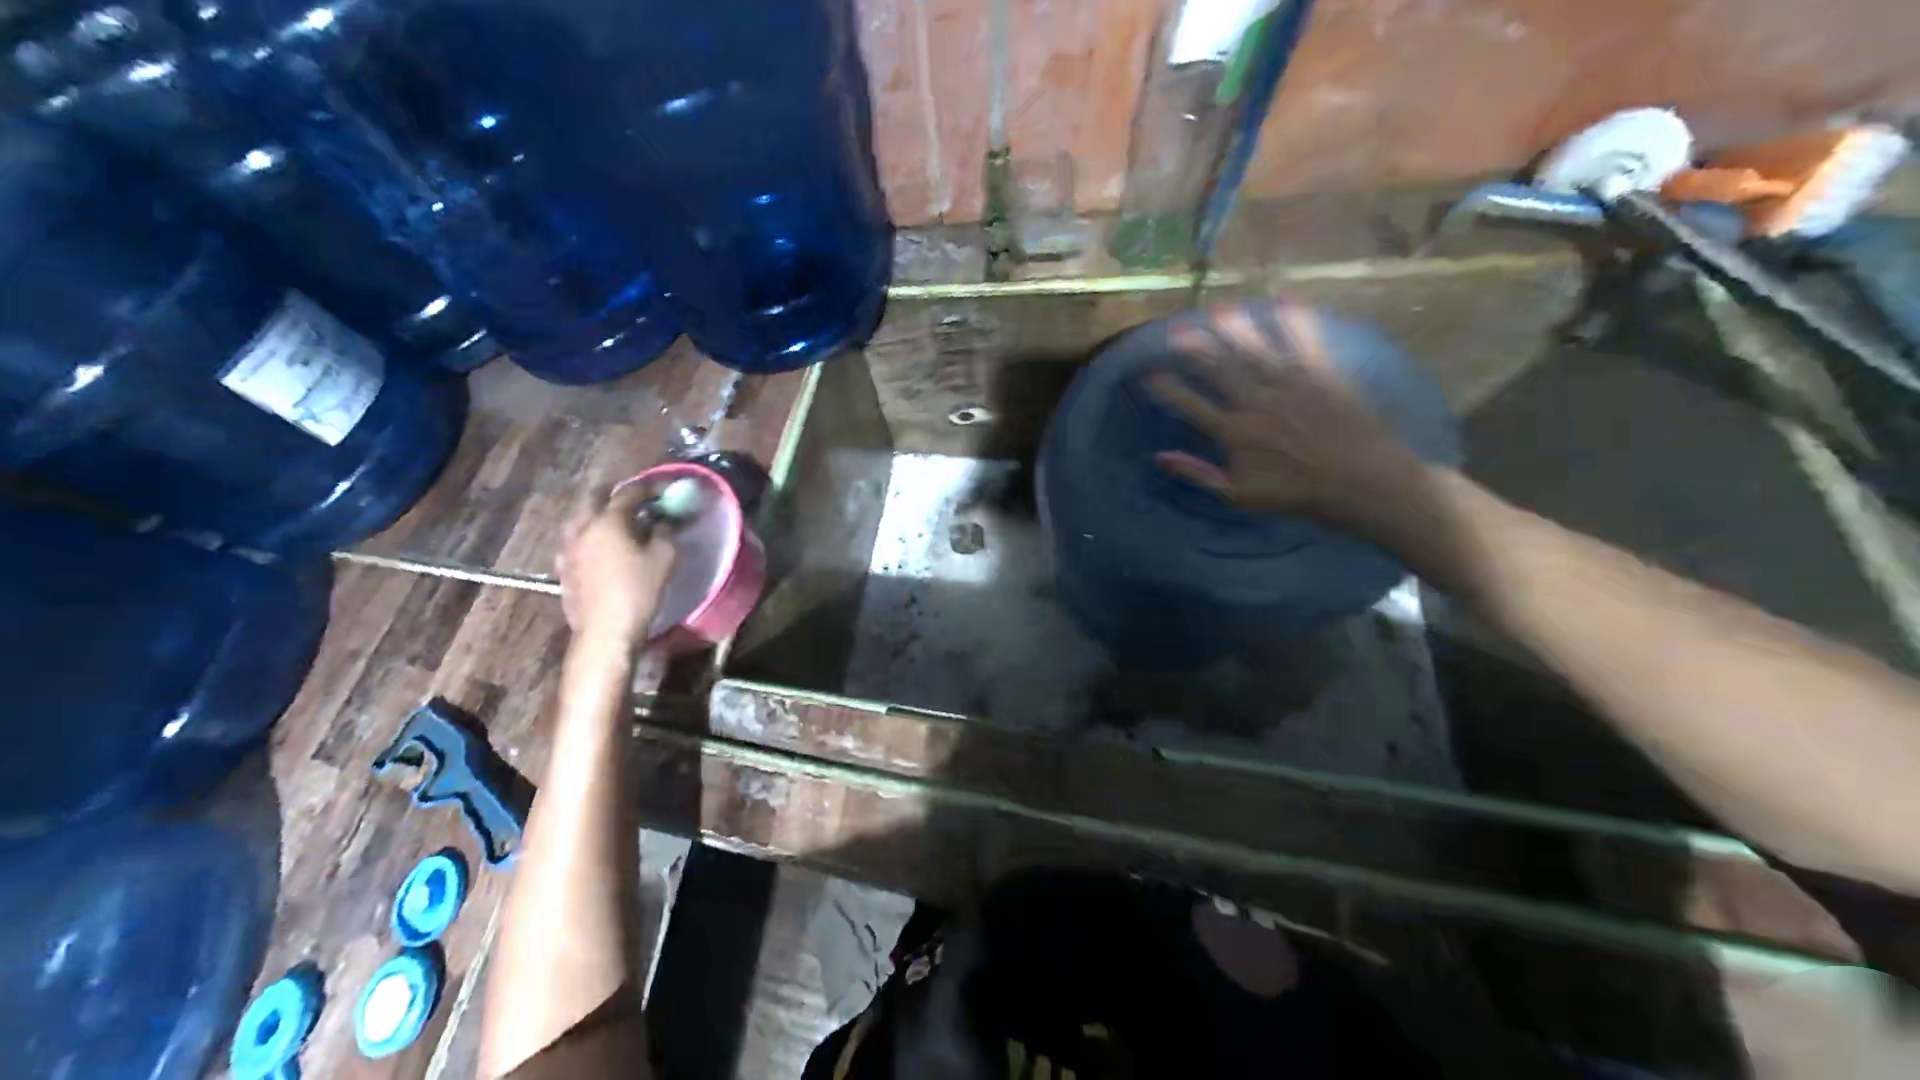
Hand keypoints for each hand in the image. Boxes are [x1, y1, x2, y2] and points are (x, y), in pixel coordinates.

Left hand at [557, 483, 676, 646]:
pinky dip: (589, 535)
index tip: (665, 489)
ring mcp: (568, 547)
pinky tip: (599, 547)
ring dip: (597, 513)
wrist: (606, 629)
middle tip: (633, 499)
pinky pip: (574, 540)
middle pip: (593, 496)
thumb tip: (661, 521)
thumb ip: (664, 532)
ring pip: (579, 518)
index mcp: (609, 520)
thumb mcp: (664, 558)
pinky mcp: (563, 566)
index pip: (629, 492)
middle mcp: (583, 527)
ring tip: (616, 522)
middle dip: (614, 492)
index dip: (649, 487)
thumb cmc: (639, 590)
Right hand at [1148, 300, 1433, 525]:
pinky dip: (1295, 319)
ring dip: (1236, 328)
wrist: (1361, 482)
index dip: (1168, 390)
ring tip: (1219, 308)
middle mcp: (1256, 401)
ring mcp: (1290, 384)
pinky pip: (1305, 340)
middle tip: (1178, 329)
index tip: (1149, 374)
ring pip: (1255, 349)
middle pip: (1220, 368)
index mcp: (1233, 432)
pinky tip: (1285, 298)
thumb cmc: (1296, 494)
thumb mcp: (1238, 495)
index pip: (1191, 406)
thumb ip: (1198, 474)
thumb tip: (1160, 457)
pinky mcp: (1322, 373)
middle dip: (1196, 348)